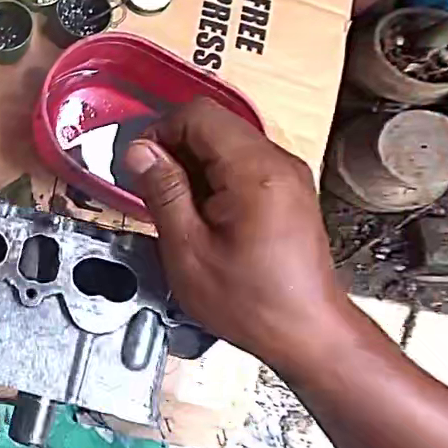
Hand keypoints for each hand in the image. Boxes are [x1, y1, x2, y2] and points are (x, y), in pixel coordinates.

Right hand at [122, 99, 356, 373]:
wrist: (307, 333)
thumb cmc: (250, 302)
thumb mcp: (188, 250)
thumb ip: (163, 192)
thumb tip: (139, 150)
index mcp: (254, 172)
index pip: (198, 114)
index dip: (160, 132)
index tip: (141, 167)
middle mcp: (277, 163)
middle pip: (213, 124)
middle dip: (174, 149)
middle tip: (153, 192)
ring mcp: (286, 175)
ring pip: (224, 142)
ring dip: (191, 166)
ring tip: (176, 209)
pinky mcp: (286, 190)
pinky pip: (239, 163)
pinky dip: (211, 179)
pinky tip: (200, 215)